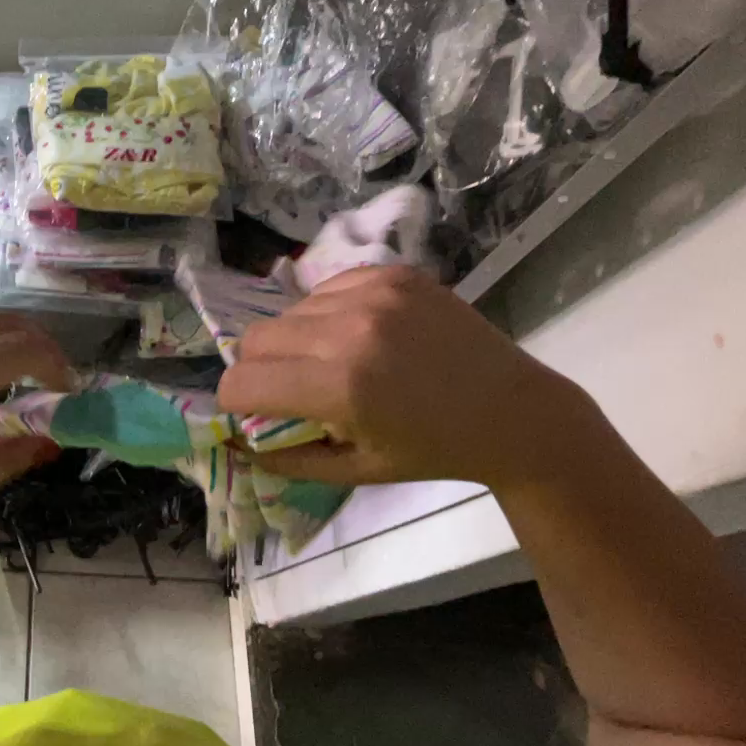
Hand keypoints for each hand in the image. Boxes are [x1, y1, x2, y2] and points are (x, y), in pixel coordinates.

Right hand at [216, 266, 594, 489]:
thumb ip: (283, 458)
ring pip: (288, 313)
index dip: (235, 401)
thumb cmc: (430, 451)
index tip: (253, 411)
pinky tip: (359, 336)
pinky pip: (325, 290)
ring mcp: (374, 295)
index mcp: (340, 388)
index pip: (241, 381)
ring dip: (294, 341)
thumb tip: (232, 440)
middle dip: (259, 369)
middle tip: (291, 389)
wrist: (513, 412)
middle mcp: (350, 332)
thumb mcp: (352, 471)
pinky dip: (326, 315)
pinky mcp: (393, 274)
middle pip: (255, 339)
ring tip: (332, 362)